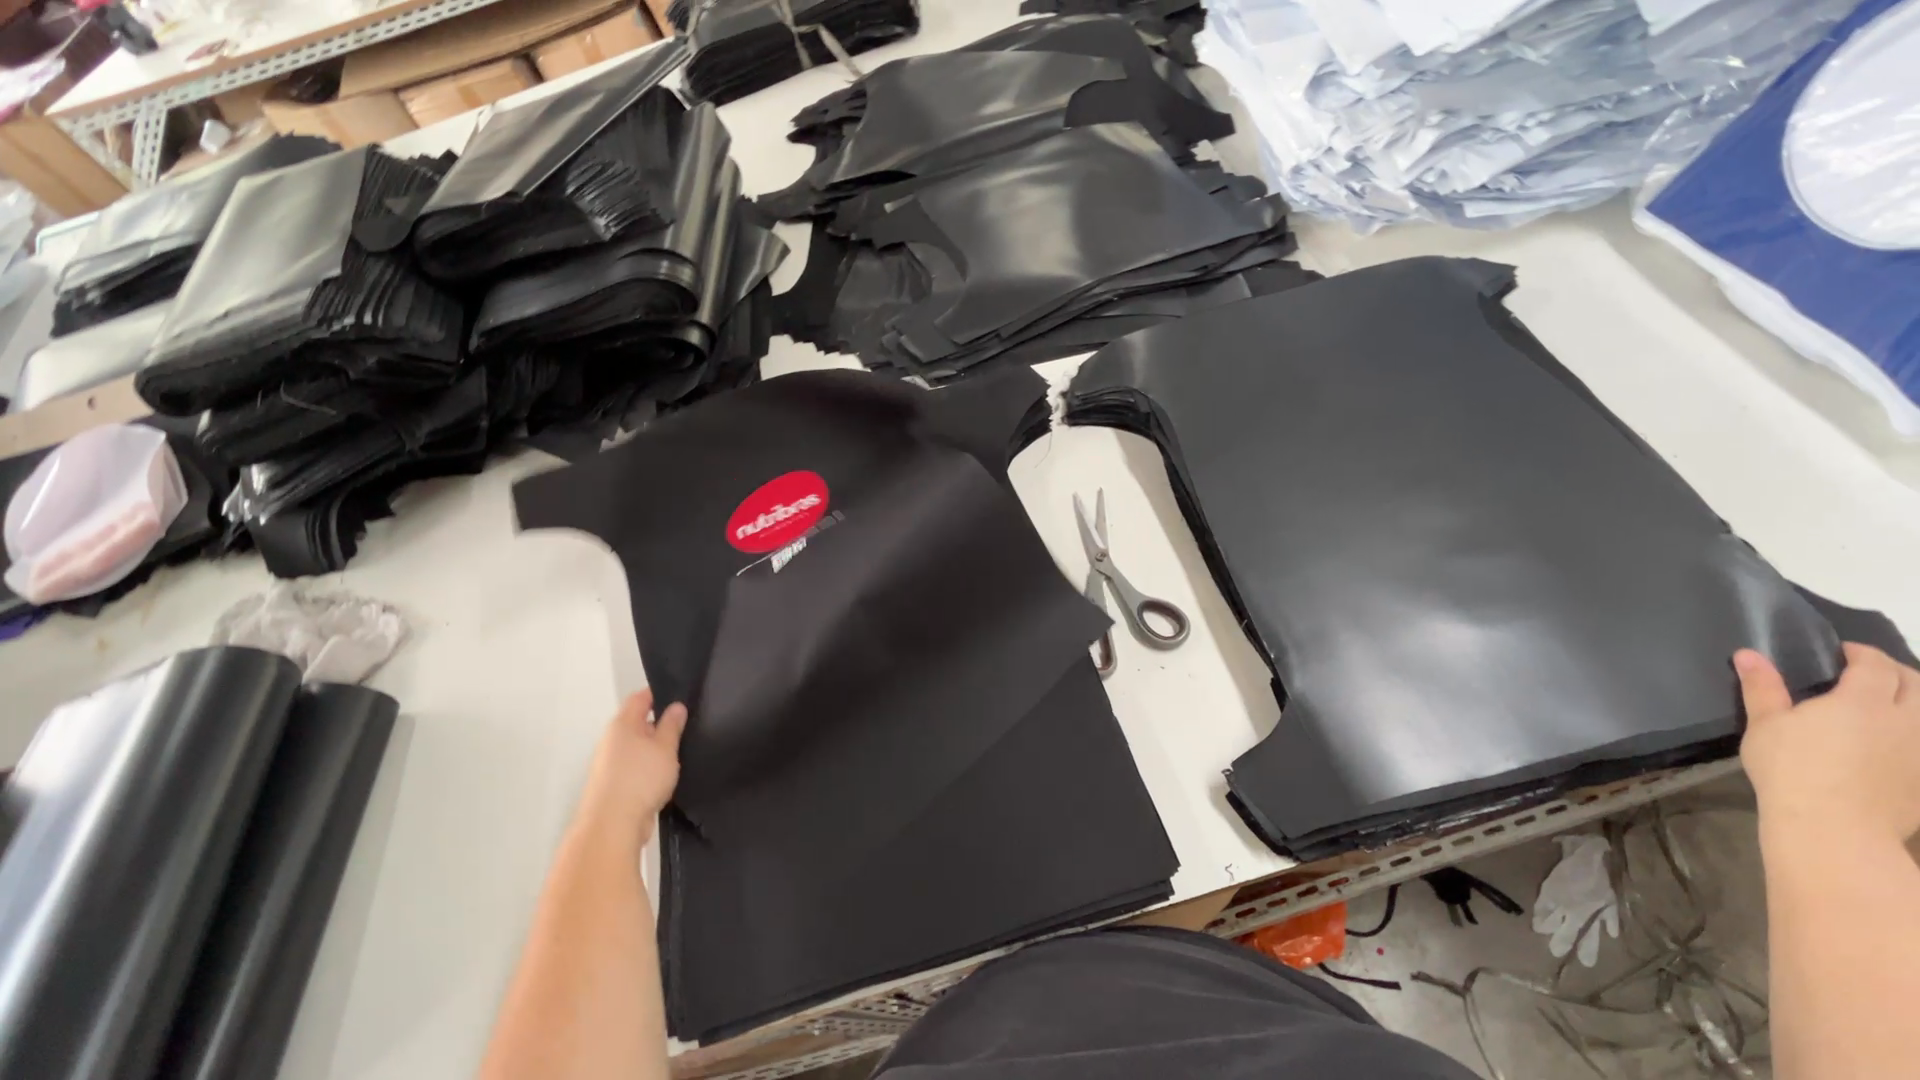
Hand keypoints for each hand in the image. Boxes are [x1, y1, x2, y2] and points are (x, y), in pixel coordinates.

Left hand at [576, 688, 686, 848]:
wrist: (613, 824)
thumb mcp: (665, 747)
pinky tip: (668, 775)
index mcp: (622, 724)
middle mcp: (612, 741)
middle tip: (688, 726)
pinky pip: (636, 768)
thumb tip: (676, 706)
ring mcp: (610, 765)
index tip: (682, 695)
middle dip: (660, 724)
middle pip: (638, 723)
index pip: (640, 698)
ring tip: (682, 751)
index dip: (659, 693)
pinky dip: (650, 768)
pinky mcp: (614, 786)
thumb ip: (672, 725)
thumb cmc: (641, 777)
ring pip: (638, 748)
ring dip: (656, 749)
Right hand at [1736, 643, 1919, 843]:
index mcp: (1863, 701)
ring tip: (1887, 707)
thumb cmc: (1791, 770)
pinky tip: (1893, 745)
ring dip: (1911, 702)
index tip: (1843, 653)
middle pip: (1916, 684)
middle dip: (1895, 672)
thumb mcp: (1765, 725)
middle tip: (1868, 674)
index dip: (1861, 653)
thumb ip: (1762, 688)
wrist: (1833, 829)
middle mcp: (1905, 721)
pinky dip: (1912, 734)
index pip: (1876, 664)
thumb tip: (1748, 653)